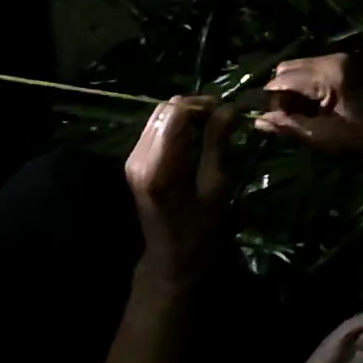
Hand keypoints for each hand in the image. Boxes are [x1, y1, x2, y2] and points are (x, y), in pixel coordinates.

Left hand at [125, 96, 237, 286]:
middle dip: (194, 107)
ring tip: (210, 127)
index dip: (202, 105)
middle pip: (165, 109)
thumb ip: (217, 143)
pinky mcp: (134, 160)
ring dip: (186, 115)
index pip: (176, 112)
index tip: (227, 113)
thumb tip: (229, 107)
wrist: (171, 257)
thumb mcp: (215, 186)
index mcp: (158, 165)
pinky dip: (176, 126)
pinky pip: (155, 128)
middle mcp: (139, 156)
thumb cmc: (199, 228)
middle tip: (221, 119)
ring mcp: (133, 157)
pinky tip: (194, 138)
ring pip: (159, 115)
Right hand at [253, 53, 362, 160]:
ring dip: (294, 89)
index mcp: (326, 74)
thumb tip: (258, 122)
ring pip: (300, 67)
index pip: (281, 80)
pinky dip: (308, 86)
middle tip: (289, 119)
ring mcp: (341, 60)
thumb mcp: (323, 137)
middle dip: (282, 92)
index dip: (273, 102)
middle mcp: (331, 59)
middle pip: (288, 68)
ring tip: (304, 115)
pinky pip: (315, 70)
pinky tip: (317, 108)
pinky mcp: (347, 65)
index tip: (277, 123)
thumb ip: (289, 126)